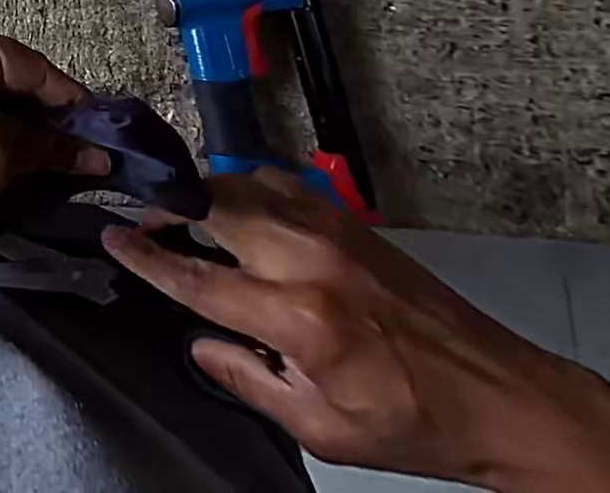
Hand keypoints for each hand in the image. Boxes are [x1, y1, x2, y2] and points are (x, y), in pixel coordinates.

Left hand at [0, 5, 107, 244]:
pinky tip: (8, 134)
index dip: (72, 104)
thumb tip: (98, 157)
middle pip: (11, 70)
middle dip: (43, 110)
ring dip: (17, 111)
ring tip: (47, 145)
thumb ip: (51, 149)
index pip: (33, 68)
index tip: (102, 131)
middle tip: (78, 144)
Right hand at [102, 169, 609, 492]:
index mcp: (300, 319)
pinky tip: (236, 204)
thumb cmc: (405, 421)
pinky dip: (245, 185)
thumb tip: (197, 338)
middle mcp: (309, 258)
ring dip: (205, 191)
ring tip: (182, 209)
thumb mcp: (319, 428)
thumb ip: (247, 377)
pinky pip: (278, 182)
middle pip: (217, 208)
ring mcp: (330, 227)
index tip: (114, 235)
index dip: (149, 258)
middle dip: (171, 205)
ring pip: (245, 183)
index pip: (201, 282)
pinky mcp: (347, 217)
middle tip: (145, 215)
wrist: (495, 389)